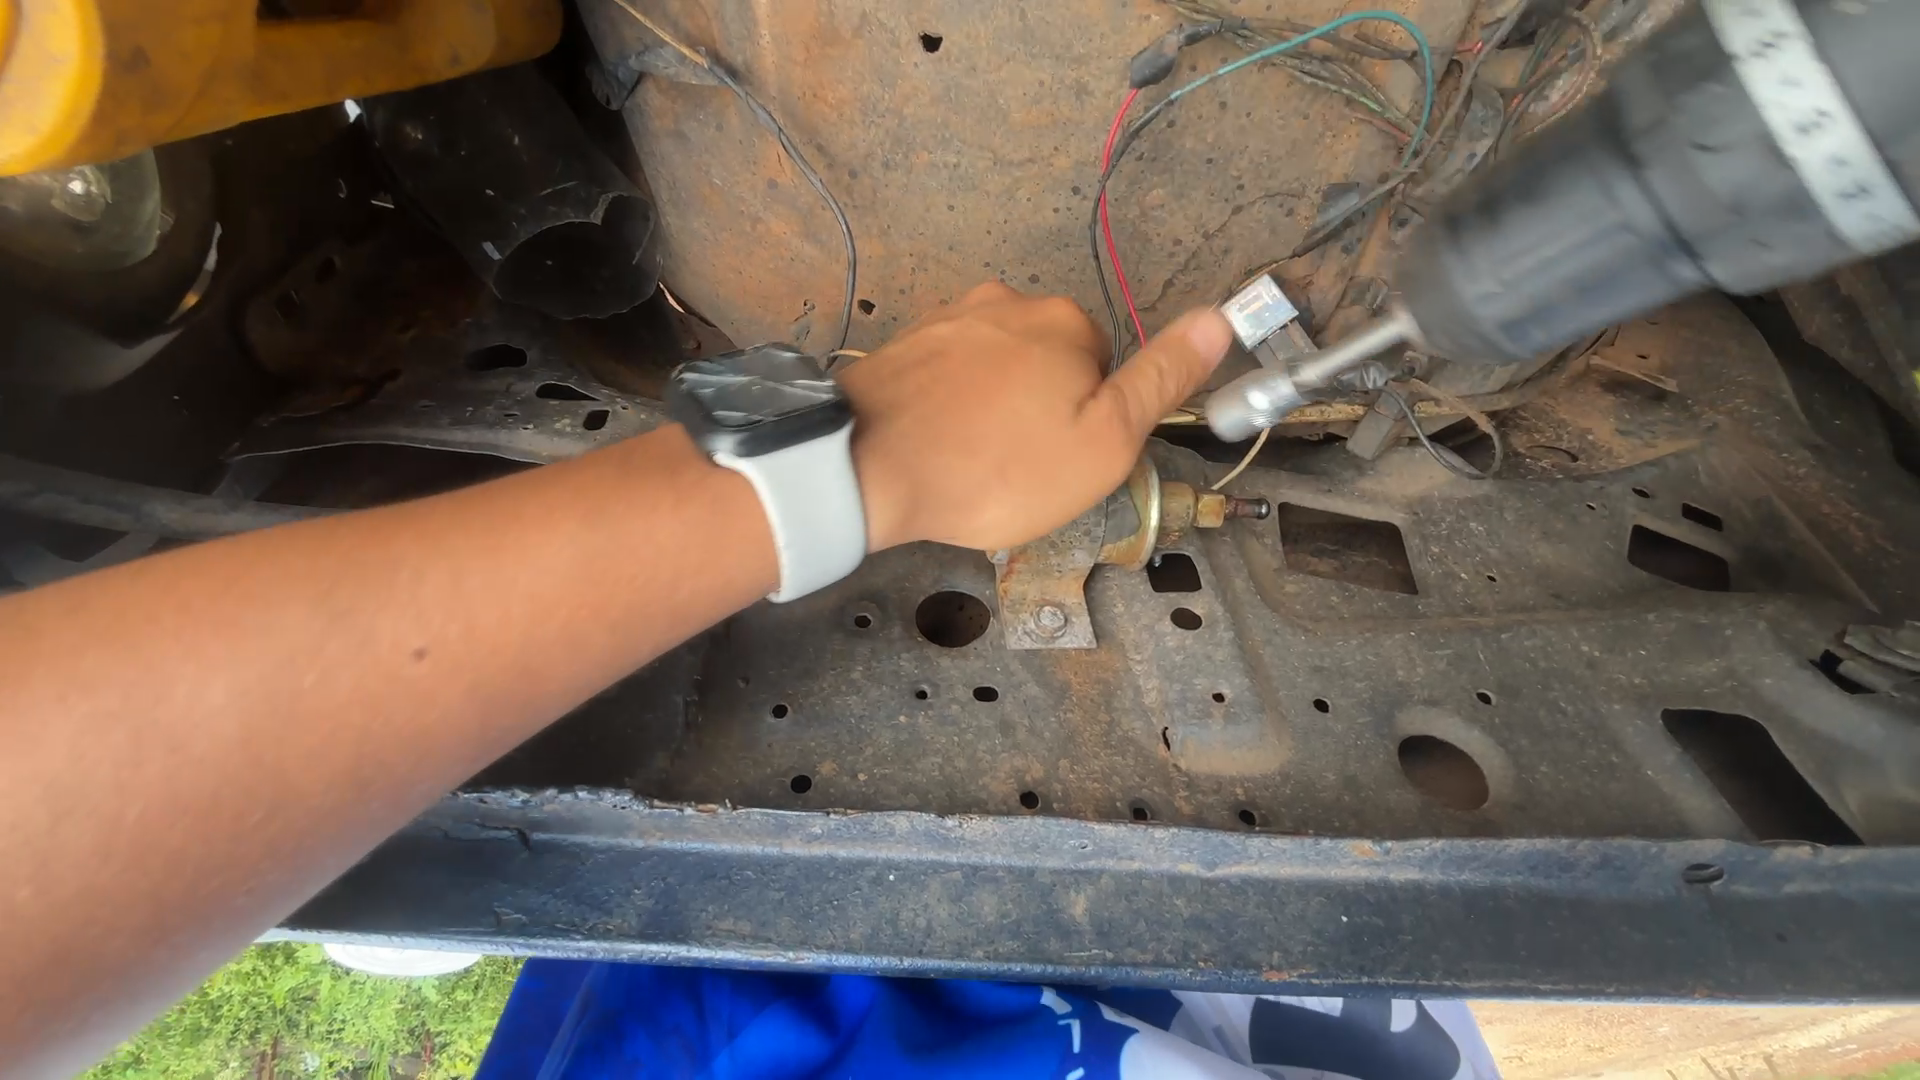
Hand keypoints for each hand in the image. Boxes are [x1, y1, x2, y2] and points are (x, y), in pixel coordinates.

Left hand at [837, 282, 1233, 551]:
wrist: (869, 469)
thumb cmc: (997, 469)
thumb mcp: (1103, 442)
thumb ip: (1160, 380)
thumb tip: (1219, 318)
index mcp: (1067, 322)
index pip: (1102, 369)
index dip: (1086, 422)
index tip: (1057, 459)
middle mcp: (1009, 301)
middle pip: (1048, 362)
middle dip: (1040, 408)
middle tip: (1013, 465)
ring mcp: (950, 316)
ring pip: (997, 368)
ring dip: (993, 406)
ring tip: (970, 458)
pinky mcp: (906, 341)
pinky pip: (950, 372)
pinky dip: (952, 403)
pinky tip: (936, 439)